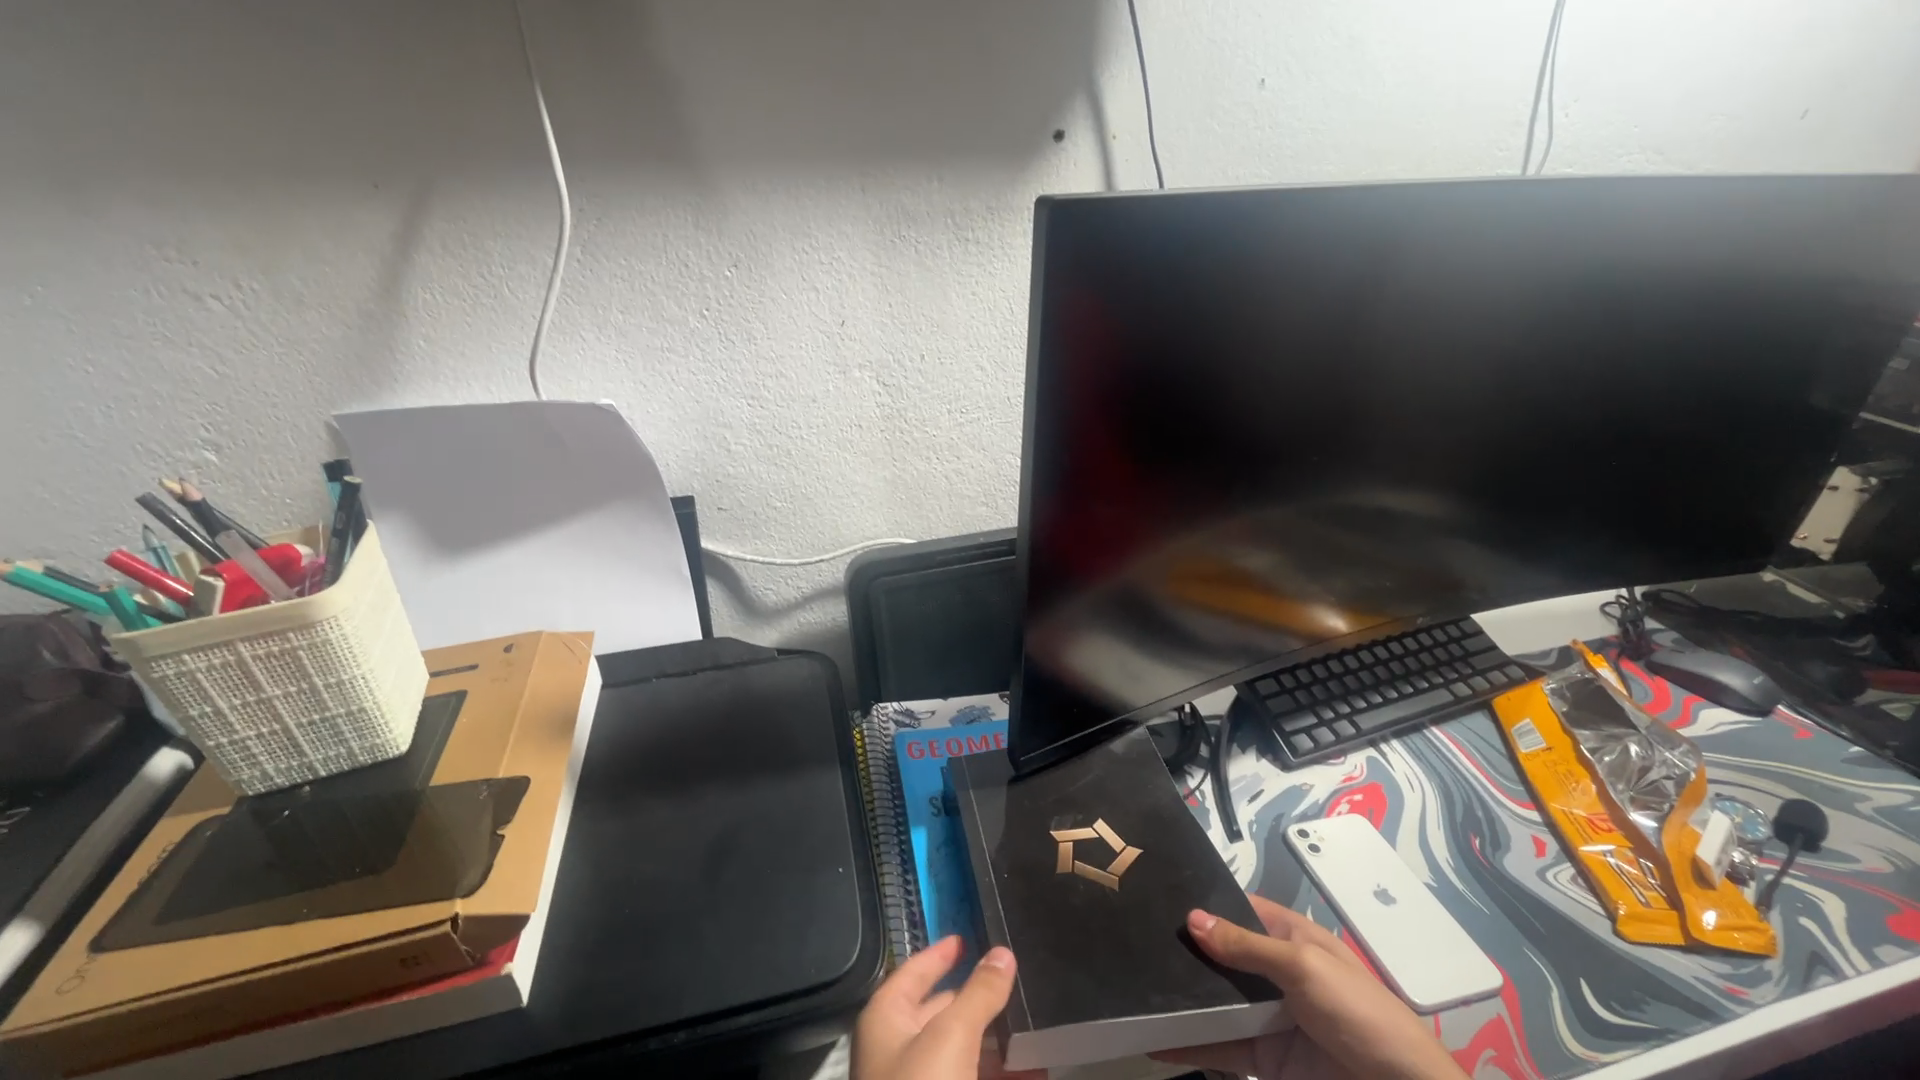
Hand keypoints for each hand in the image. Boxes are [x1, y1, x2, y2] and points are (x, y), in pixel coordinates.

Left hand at [853, 936, 1036, 1079]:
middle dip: (977, 1000)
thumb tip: (1003, 953)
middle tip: (1014, 983)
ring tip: (1032, 1027)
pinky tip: (1034, 1072)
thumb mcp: (952, 1036)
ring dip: (996, 1043)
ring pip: (960, 1053)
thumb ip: (979, 993)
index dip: (939, 955)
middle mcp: (896, 1050)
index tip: (964, 939)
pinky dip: (1001, 1075)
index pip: (913, 973)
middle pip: (939, 1013)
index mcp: (887, 1020)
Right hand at [1155, 896, 1468, 1079]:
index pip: (1239, 910)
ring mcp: (1267, 1017)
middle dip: (1182, 954)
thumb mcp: (1304, 969)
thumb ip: (1246, 947)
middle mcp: (1275, 972)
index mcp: (1291, 938)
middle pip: (1220, 957)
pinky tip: (1152, 1041)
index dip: (1204, 903)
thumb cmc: (1359, 1015)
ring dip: (1179, 999)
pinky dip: (1186, 1044)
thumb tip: (1192, 917)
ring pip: (1214, 1001)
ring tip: (1131, 990)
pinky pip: (1218, 1045)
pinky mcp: (1263, 1057)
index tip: (1156, 898)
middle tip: (1130, 944)